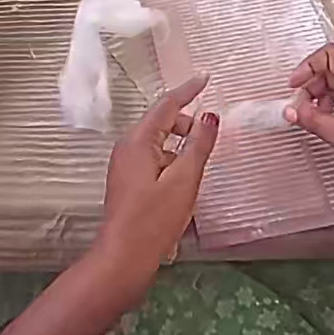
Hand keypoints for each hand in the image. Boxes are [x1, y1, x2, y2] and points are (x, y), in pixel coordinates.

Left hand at [92, 74, 218, 277]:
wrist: (124, 257)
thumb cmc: (154, 218)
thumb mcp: (184, 180)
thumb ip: (198, 146)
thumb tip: (209, 117)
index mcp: (138, 141)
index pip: (166, 105)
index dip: (188, 91)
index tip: (206, 78)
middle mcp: (127, 147)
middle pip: (161, 122)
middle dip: (185, 124)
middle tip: (208, 138)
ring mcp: (125, 165)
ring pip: (158, 143)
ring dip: (179, 147)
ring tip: (197, 169)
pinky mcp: (128, 181)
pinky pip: (153, 160)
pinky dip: (171, 162)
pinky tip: (183, 186)